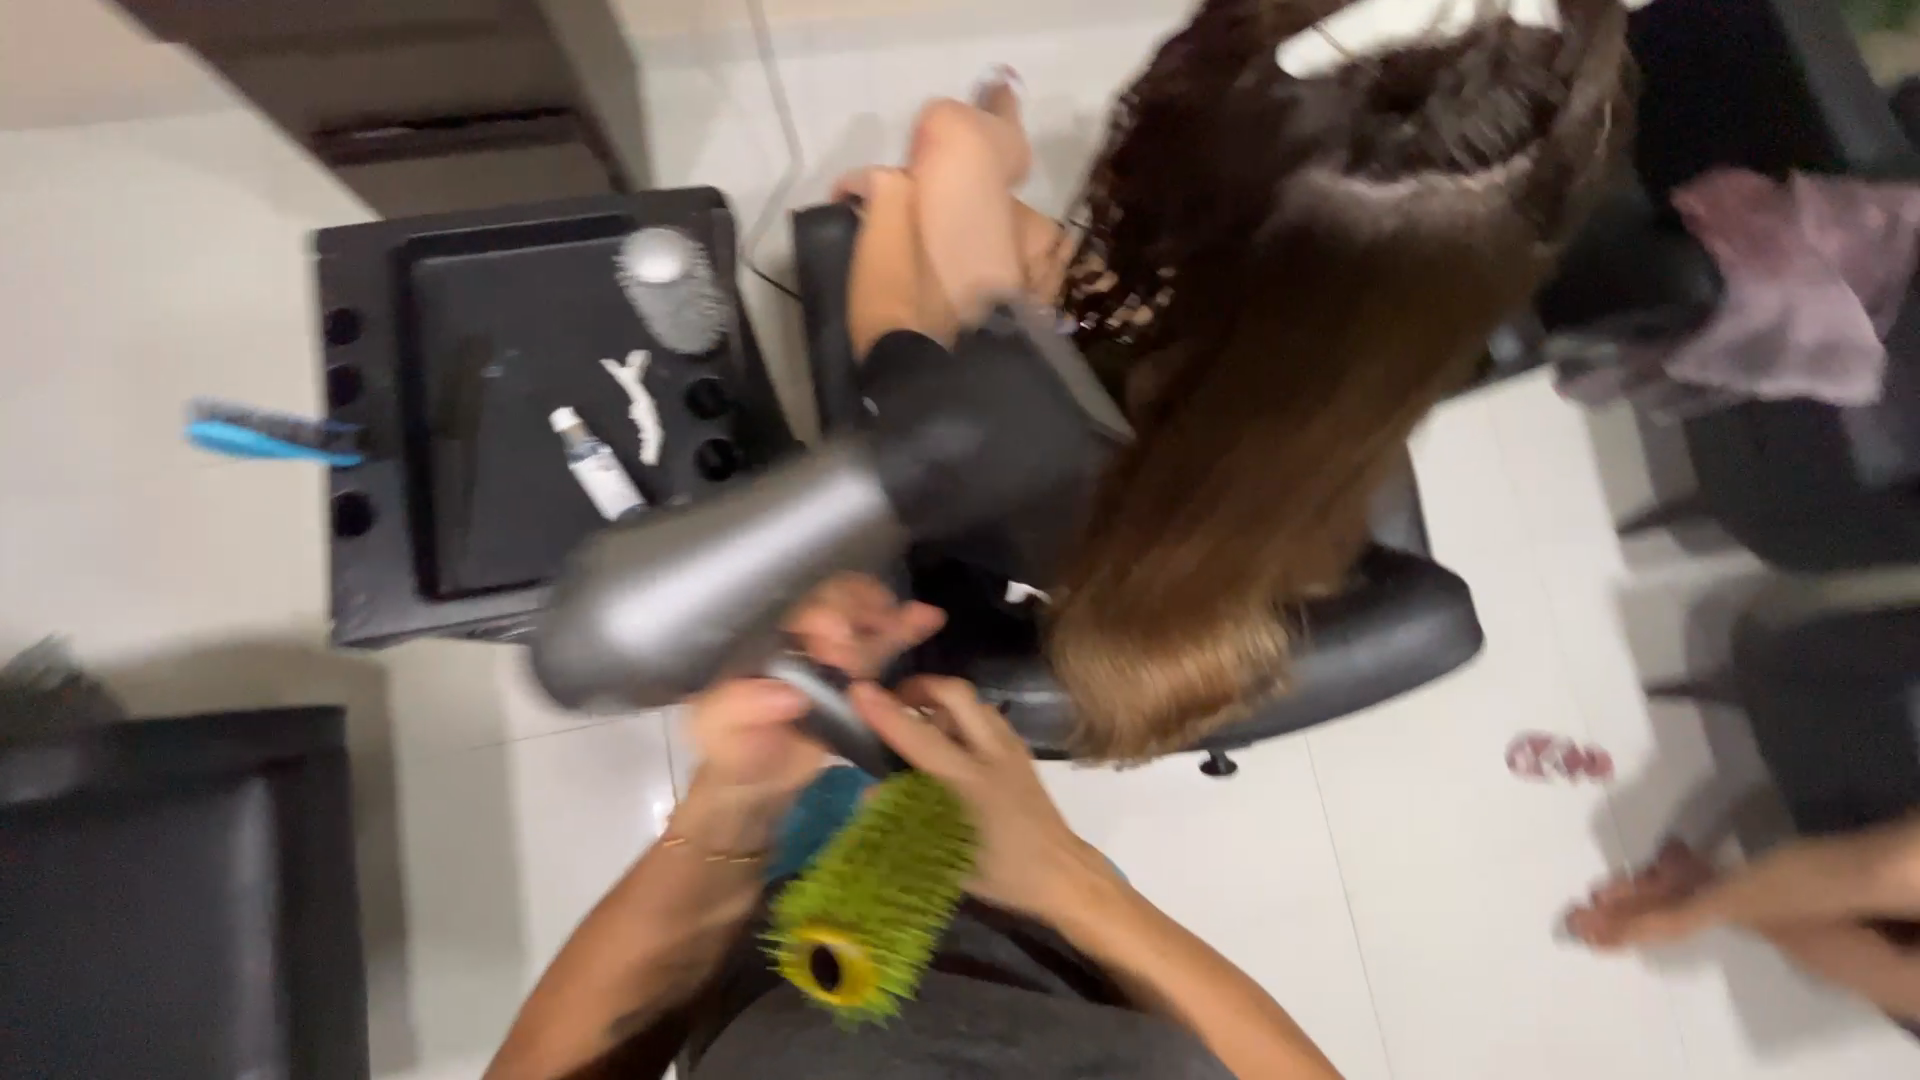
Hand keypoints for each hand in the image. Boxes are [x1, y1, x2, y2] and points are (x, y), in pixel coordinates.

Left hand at [687, 575, 943, 798]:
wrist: (756, 781)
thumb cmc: (733, 748)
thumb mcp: (719, 729)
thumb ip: (740, 707)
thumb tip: (786, 693)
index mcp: (771, 642)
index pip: (799, 615)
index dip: (821, 620)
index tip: (834, 644)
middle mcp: (804, 639)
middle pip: (836, 604)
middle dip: (857, 613)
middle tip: (867, 640)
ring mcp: (835, 657)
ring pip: (864, 619)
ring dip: (888, 612)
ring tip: (914, 614)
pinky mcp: (861, 678)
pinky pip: (883, 646)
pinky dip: (905, 628)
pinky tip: (930, 616)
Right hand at [851, 676, 1114, 921]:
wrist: (1062, 872)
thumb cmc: (1000, 872)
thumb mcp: (945, 858)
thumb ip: (905, 821)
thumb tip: (869, 793)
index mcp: (969, 783)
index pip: (919, 736)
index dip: (885, 711)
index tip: (857, 691)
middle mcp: (991, 754)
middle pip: (955, 694)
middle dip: (919, 686)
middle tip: (894, 699)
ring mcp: (1010, 747)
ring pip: (973, 700)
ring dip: (941, 699)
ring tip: (919, 717)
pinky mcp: (1021, 749)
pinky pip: (987, 714)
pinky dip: (962, 713)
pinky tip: (951, 736)